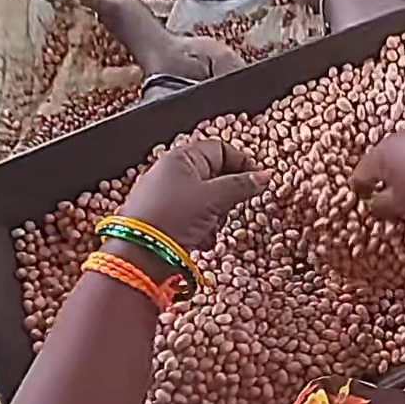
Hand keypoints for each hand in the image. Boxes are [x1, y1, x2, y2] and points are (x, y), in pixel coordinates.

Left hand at [118, 139, 269, 255]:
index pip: (220, 149)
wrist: (139, 254)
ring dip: (214, 218)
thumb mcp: (213, 199)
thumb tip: (265, 176)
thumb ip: (241, 186)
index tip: (258, 182)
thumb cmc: (174, 218)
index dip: (242, 164)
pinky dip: (200, 229)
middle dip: (226, 198)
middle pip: (213, 177)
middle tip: (229, 211)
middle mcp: (171, 172)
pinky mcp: (162, 219)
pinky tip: (199, 241)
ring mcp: (165, 196)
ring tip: (210, 230)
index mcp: (182, 158)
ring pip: (204, 201)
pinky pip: (190, 218)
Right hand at [349, 129, 404, 218]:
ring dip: (401, 179)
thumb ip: (379, 206)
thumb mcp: (399, 204)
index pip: (358, 178)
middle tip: (393, 206)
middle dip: (383, 186)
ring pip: (399, 162)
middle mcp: (394, 140)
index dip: (361, 195)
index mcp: (378, 155)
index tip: (370, 208)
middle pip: (379, 168)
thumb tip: (372, 205)